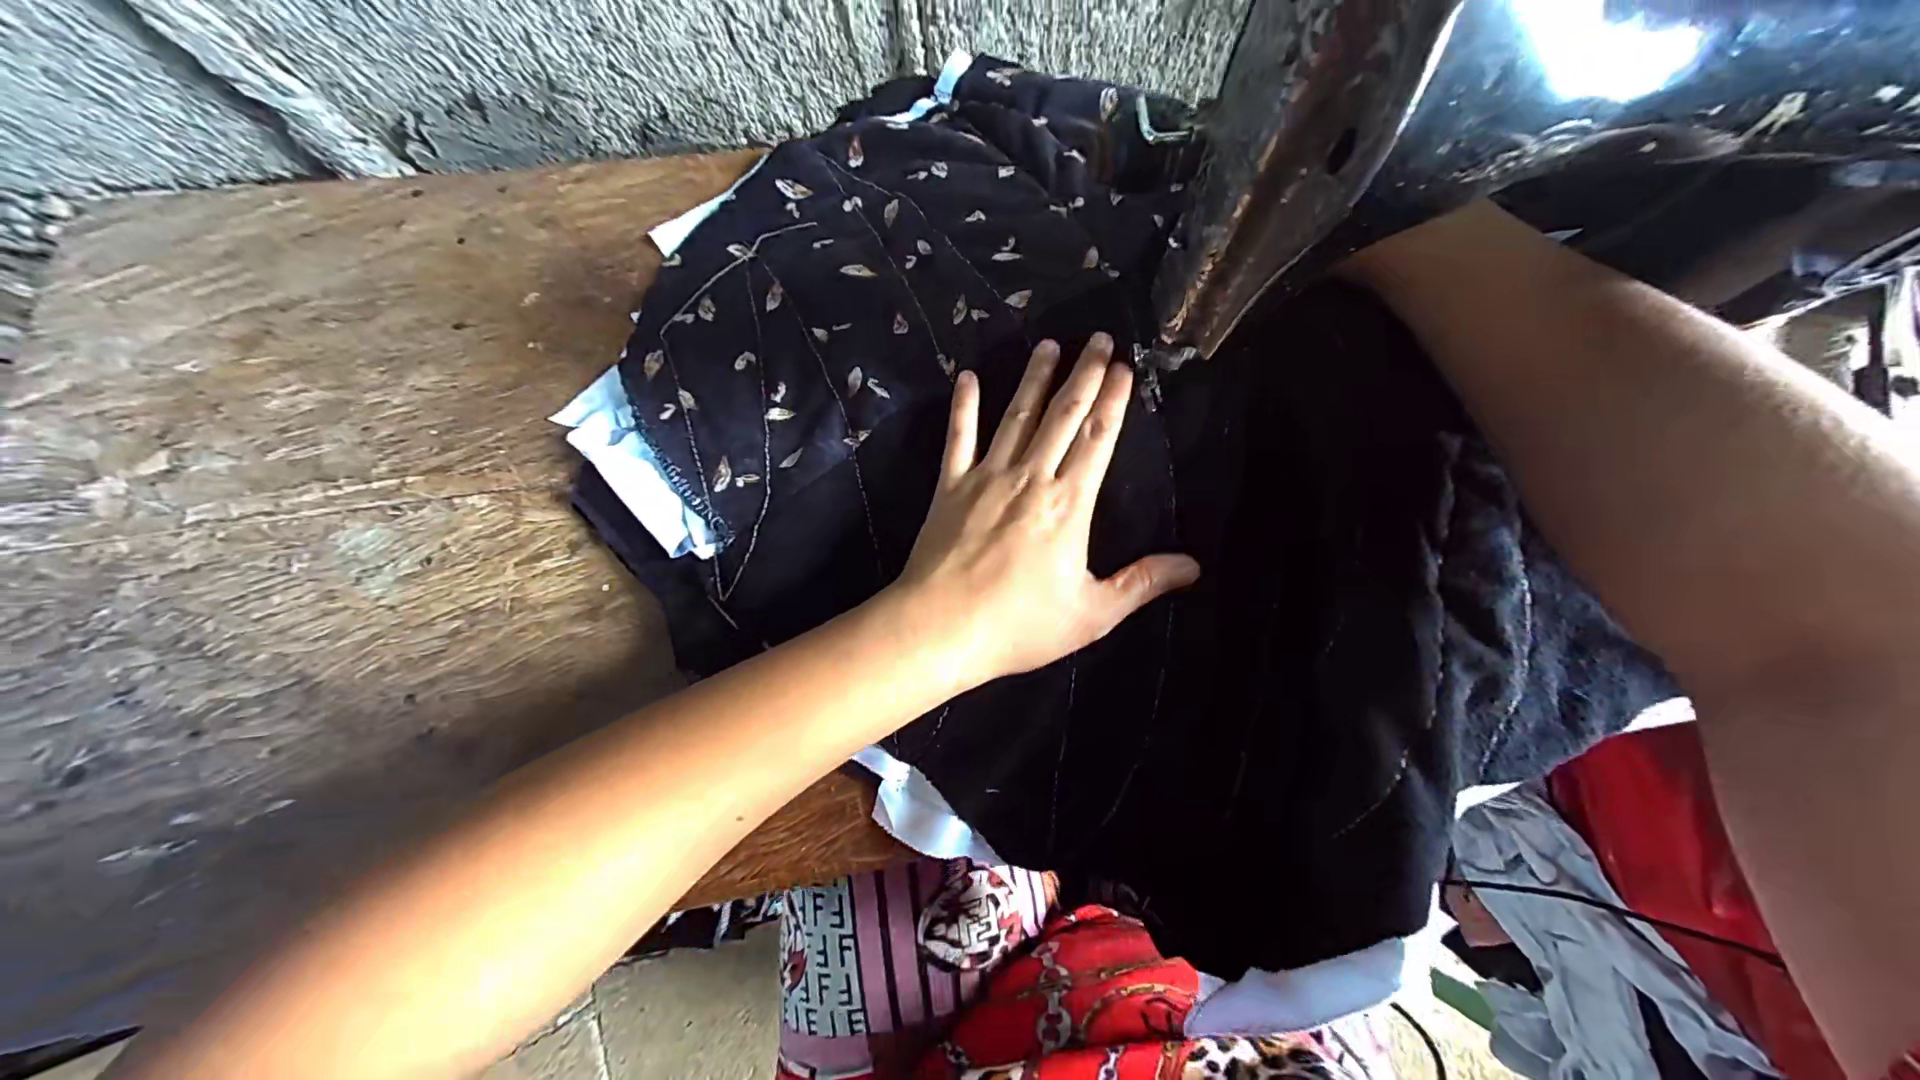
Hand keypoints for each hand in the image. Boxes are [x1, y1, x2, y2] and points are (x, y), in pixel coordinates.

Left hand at [884, 334, 1200, 690]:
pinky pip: (958, 438)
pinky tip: (967, 378)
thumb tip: (1194, 565)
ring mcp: (986, 478)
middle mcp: (1030, 478)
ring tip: (1048, 345)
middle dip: (1083, 374)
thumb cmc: (1019, 625)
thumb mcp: (1092, 613)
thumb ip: (1142, 583)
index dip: (1113, 400)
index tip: (1123, 367)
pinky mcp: (950, 487)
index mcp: (1069, 505)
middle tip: (1096, 338)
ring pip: (1016, 417)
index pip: (1098, 439)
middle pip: (1062, 416)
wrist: (941, 627)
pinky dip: (964, 407)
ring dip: (1034, 379)